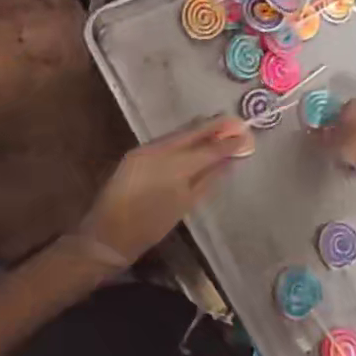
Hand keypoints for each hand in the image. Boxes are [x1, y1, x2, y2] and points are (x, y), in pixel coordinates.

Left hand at [74, 116, 253, 262]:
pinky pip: (164, 141)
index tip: (246, 133)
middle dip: (213, 126)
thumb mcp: (184, 205)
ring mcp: (145, 150)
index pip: (208, 148)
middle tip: (234, 121)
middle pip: (192, 133)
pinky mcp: (135, 154)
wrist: (109, 235)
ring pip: (177, 134)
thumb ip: (207, 181)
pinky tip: (192, 140)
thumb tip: (226, 163)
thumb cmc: (150, 226)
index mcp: (175, 166)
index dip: (228, 141)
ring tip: (218, 126)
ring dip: (198, 130)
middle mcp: (160, 151)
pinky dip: (181, 138)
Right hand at [318, 99, 355, 178]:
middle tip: (340, 142)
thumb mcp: (327, 143)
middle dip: (351, 128)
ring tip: (351, 156)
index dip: (336, 117)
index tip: (330, 129)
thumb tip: (311, 132)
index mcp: (354, 106)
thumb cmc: (351, 146)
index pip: (344, 106)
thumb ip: (318, 136)